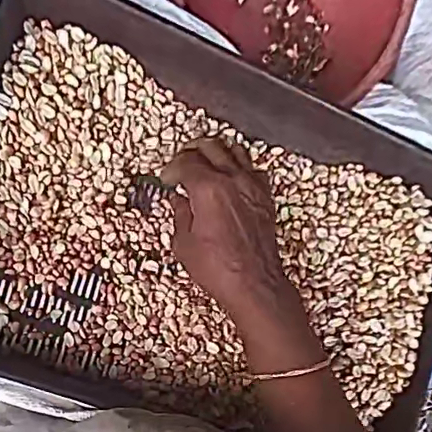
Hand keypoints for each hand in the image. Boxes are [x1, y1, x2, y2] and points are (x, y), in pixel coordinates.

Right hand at [162, 137, 304, 332]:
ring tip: (205, 158)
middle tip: (181, 161)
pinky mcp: (265, 197)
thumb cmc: (220, 269)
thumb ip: (180, 215)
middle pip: (210, 147)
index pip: (185, 163)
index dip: (171, 168)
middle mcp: (233, 181)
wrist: (253, 284)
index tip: (167, 178)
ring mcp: (252, 186)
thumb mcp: (185, 245)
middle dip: (191, 151)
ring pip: (234, 149)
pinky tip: (232, 175)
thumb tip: (179, 201)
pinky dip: (239, 165)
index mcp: (208, 190)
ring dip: (216, 150)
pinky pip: (252, 167)